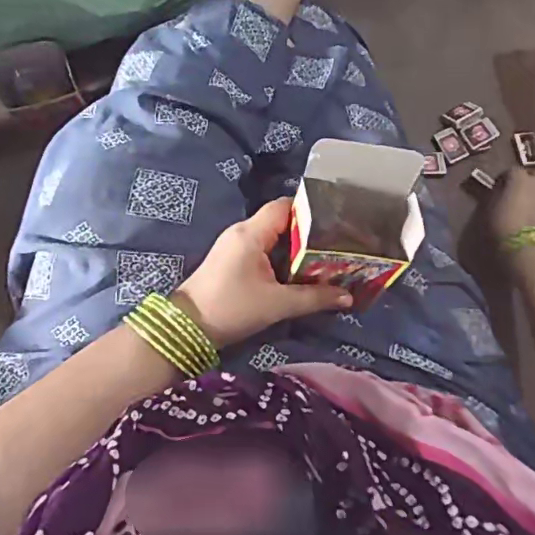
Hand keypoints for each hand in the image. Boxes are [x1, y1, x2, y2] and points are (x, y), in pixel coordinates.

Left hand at [175, 198, 351, 347]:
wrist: (187, 328)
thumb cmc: (231, 308)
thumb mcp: (277, 305)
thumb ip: (314, 298)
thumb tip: (348, 298)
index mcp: (251, 233)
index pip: (284, 206)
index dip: (311, 211)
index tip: (336, 223)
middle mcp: (241, 232)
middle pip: (281, 222)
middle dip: (308, 233)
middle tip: (337, 245)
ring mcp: (234, 247)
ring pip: (272, 239)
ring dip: (295, 249)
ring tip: (325, 259)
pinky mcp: (231, 262)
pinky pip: (262, 251)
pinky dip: (281, 259)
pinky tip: (299, 273)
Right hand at [486, 167, 534, 239]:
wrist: (530, 251)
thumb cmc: (502, 227)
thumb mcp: (486, 211)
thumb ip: (491, 198)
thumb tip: (494, 194)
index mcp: (518, 177)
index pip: (509, 171)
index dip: (501, 181)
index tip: (494, 191)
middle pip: (532, 176)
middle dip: (523, 182)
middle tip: (512, 196)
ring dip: (533, 196)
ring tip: (522, 209)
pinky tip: (531, 220)